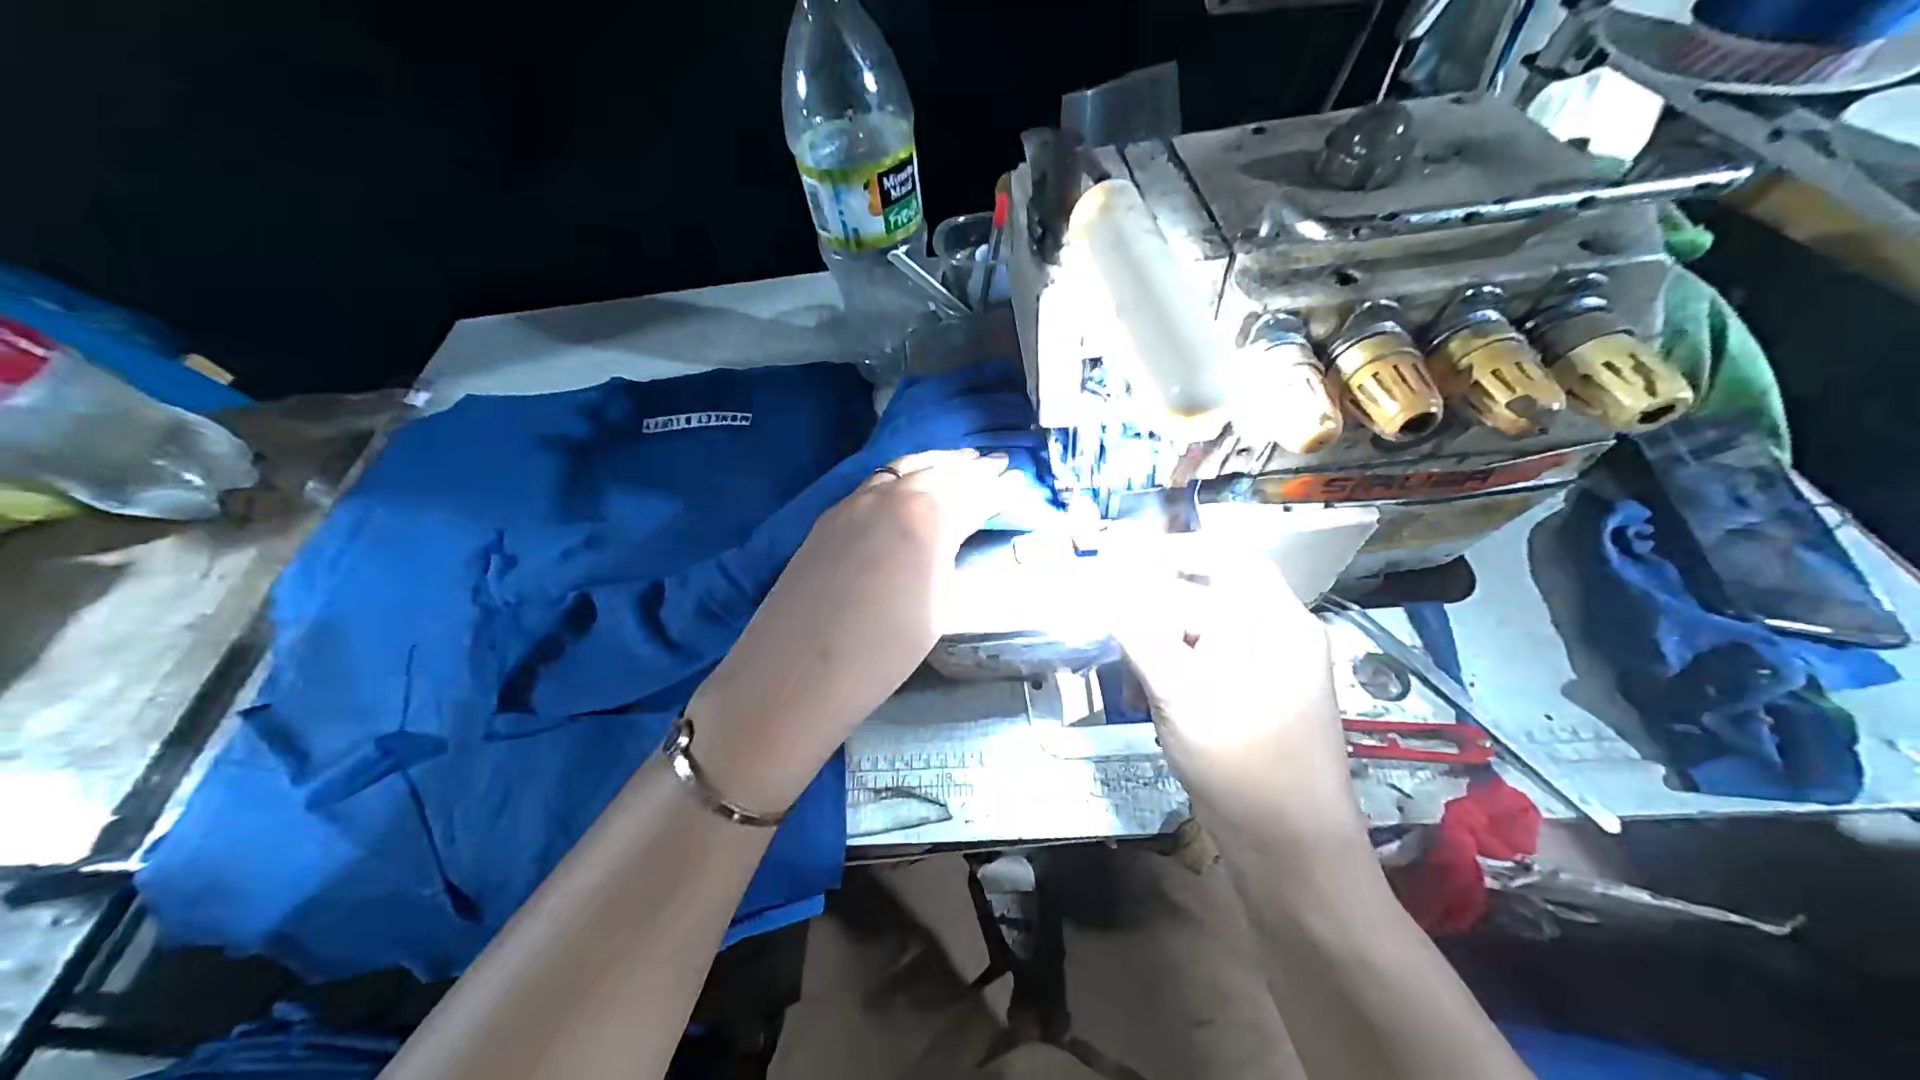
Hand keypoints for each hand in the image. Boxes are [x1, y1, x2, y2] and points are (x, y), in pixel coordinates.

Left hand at [687, 449, 1014, 812]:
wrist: (795, 672)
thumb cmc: (881, 652)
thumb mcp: (938, 610)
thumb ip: (946, 561)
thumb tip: (951, 539)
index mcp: (926, 517)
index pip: (972, 493)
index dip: (997, 488)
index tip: (1016, 482)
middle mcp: (889, 496)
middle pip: (937, 471)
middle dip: (969, 467)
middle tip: (993, 464)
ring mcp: (852, 503)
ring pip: (902, 469)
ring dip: (934, 464)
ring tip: (956, 464)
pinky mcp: (827, 518)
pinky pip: (874, 483)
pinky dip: (901, 477)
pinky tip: (906, 487)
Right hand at [1110, 555, 1364, 849]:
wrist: (1292, 853)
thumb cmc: (1240, 766)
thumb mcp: (1180, 691)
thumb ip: (1140, 631)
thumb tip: (1104, 583)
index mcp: (1277, 621)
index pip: (1221, 558)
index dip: (1167, 551)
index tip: (1116, 557)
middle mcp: (1281, 636)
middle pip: (1214, 590)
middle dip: (1159, 597)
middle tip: (1114, 610)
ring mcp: (1274, 672)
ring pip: (1208, 629)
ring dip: (1163, 635)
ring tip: (1128, 665)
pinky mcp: (1260, 702)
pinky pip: (1212, 662)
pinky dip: (1177, 665)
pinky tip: (1149, 693)